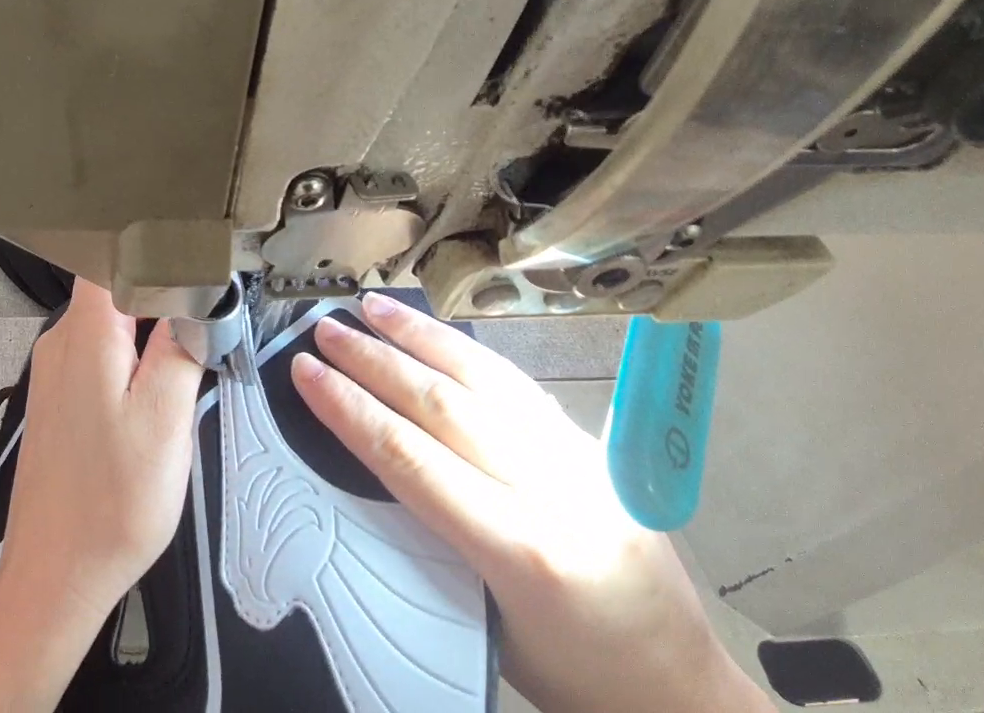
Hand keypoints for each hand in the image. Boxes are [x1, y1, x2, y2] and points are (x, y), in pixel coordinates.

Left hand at [0, 279, 203, 712]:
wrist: (58, 574)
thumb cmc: (113, 502)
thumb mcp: (166, 418)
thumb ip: (180, 345)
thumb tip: (194, 293)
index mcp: (83, 336)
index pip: (111, 256)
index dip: (152, 243)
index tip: (194, 242)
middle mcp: (59, 344)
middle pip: (112, 288)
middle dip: (160, 288)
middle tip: (208, 297)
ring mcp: (54, 374)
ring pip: (107, 324)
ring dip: (147, 326)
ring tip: (190, 338)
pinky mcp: (59, 403)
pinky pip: (97, 357)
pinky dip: (130, 357)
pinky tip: (156, 382)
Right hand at [291, 292, 773, 712]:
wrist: (678, 687)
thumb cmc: (569, 672)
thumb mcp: (480, 620)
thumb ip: (432, 539)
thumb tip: (376, 465)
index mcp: (522, 550)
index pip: (410, 458)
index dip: (349, 408)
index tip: (306, 372)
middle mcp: (557, 494)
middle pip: (445, 406)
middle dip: (374, 361)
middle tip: (326, 328)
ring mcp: (585, 465)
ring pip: (489, 381)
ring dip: (423, 339)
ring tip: (375, 308)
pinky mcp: (598, 454)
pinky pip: (525, 390)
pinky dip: (473, 357)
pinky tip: (442, 339)